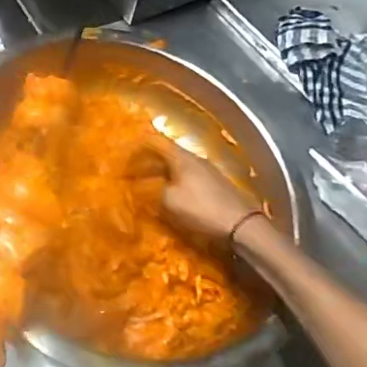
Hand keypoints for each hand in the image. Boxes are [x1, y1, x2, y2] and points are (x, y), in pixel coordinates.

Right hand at [143, 135, 260, 242]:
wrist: (241, 226)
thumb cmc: (201, 209)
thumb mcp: (168, 201)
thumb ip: (150, 189)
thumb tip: (138, 184)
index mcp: (181, 157)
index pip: (155, 141)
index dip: (138, 147)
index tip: (126, 156)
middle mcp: (195, 158)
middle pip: (167, 153)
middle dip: (149, 161)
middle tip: (134, 172)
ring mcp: (208, 170)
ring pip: (179, 165)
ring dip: (163, 172)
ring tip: (150, 185)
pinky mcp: (216, 184)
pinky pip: (189, 176)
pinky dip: (176, 181)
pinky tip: (173, 195)